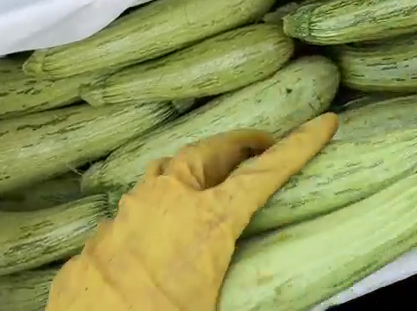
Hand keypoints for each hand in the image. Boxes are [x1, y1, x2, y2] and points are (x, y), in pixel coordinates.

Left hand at [48, 115, 337, 310]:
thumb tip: (274, 274)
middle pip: (208, 153)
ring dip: (193, 170)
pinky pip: (129, 211)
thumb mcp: (215, 303)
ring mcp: (121, 221)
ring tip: (211, 181)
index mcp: (207, 222)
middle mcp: (164, 206)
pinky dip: (153, 208)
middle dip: (239, 146)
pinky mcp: (89, 247)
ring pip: (162, 173)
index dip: (300, 144)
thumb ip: (244, 274)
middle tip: (260, 151)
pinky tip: (158, 233)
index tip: (326, 123)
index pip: (266, 170)